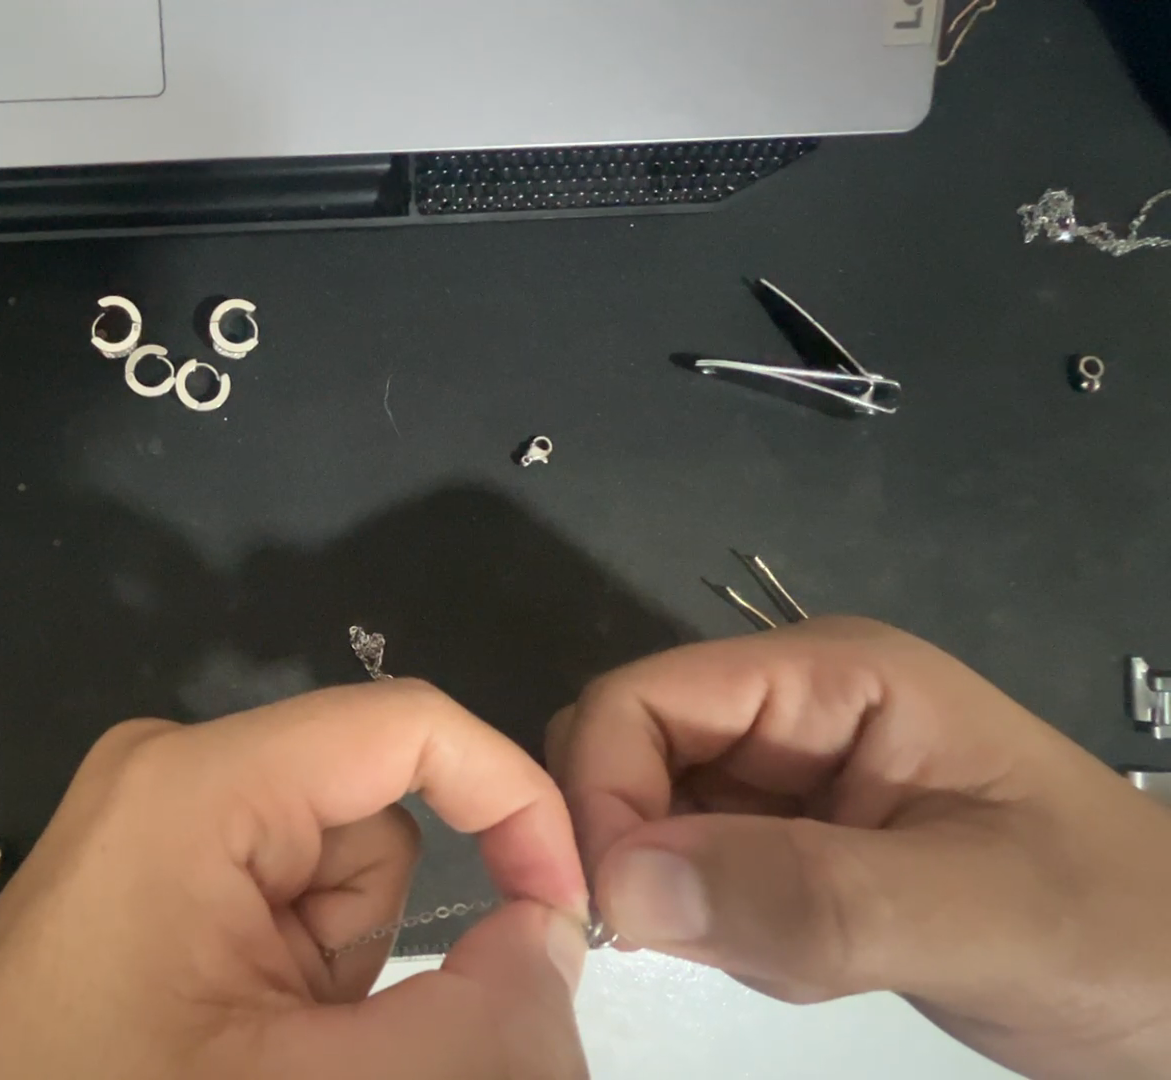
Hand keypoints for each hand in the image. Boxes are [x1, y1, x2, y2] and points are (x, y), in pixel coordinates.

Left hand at [0, 680, 591, 1079]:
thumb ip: (462, 1033)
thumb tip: (553, 937)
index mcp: (200, 782)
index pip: (400, 726)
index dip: (508, 795)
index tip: (562, 911)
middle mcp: (175, 765)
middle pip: (366, 810)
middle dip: (375, 934)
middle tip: (305, 1036)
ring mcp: (157, 805)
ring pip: (330, 860)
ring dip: (332, 961)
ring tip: (255, 1034)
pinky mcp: (153, 850)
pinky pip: (278, 884)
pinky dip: (291, 961)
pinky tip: (229, 1022)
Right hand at [547, 617, 1170, 1079]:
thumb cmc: (1147, 945)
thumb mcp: (996, 923)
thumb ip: (808, 899)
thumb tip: (620, 886)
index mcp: (821, 676)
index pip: (637, 700)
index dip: (601, 788)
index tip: (614, 905)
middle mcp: (776, 704)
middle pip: (621, 746)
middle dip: (633, 842)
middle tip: (693, 940)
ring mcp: (768, 764)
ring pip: (639, 808)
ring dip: (675, 891)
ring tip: (783, 953)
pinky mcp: (766, 824)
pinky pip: (677, 859)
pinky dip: (699, 917)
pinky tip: (785, 952)